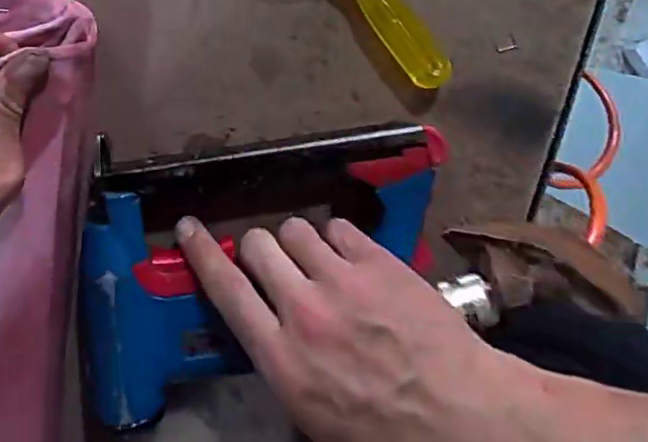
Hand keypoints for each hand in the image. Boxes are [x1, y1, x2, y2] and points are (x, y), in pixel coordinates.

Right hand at [177, 216, 543, 441]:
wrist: (458, 414)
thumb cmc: (383, 429)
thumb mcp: (314, 415)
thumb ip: (281, 362)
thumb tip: (267, 325)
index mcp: (282, 356)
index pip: (226, 289)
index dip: (201, 253)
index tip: (188, 229)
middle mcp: (303, 310)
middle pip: (258, 244)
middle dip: (260, 249)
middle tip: (277, 264)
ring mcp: (340, 279)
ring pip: (296, 229)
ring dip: (300, 244)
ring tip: (321, 264)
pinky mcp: (375, 259)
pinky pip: (337, 227)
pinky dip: (339, 241)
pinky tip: (354, 262)